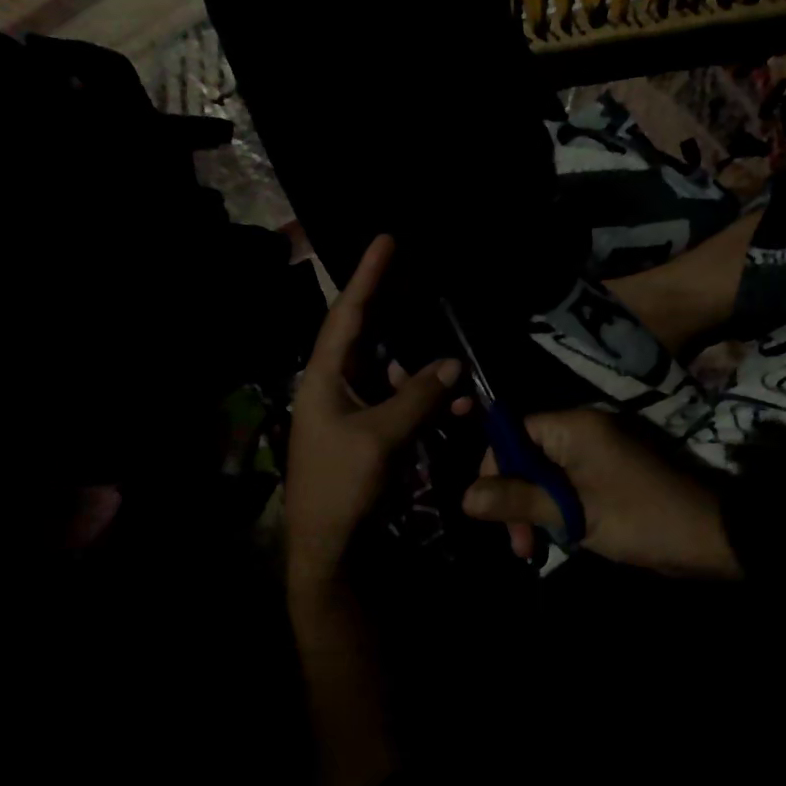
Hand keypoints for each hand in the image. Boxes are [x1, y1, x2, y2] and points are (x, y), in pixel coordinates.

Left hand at [284, 235, 466, 585]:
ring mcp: (359, 407)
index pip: (347, 314)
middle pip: (372, 334)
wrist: (331, 544)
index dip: (367, 276)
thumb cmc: (341, 485)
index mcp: (325, 376)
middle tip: (425, 280)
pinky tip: (458, 404)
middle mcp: (340, 383)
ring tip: (459, 369)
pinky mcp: (376, 429)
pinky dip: (431, 399)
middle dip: (399, 309)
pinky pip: (407, 401)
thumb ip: (417, 397)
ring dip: (427, 368)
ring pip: (397, 371)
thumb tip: (453, 364)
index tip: (386, 240)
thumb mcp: (379, 438)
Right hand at [462, 409, 740, 577]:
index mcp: (575, 426)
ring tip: (532, 548)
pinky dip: (557, 510)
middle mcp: (583, 431)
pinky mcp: (607, 477)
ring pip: (546, 475)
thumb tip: (465, 495)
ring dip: (534, 508)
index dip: (495, 466)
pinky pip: (567, 486)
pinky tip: (555, 539)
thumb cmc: (639, 517)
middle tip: (518, 544)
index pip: (514, 430)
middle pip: (528, 454)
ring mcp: (597, 455)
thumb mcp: (574, 512)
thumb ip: (520, 500)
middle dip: (515, 496)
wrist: (706, 534)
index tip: (490, 509)